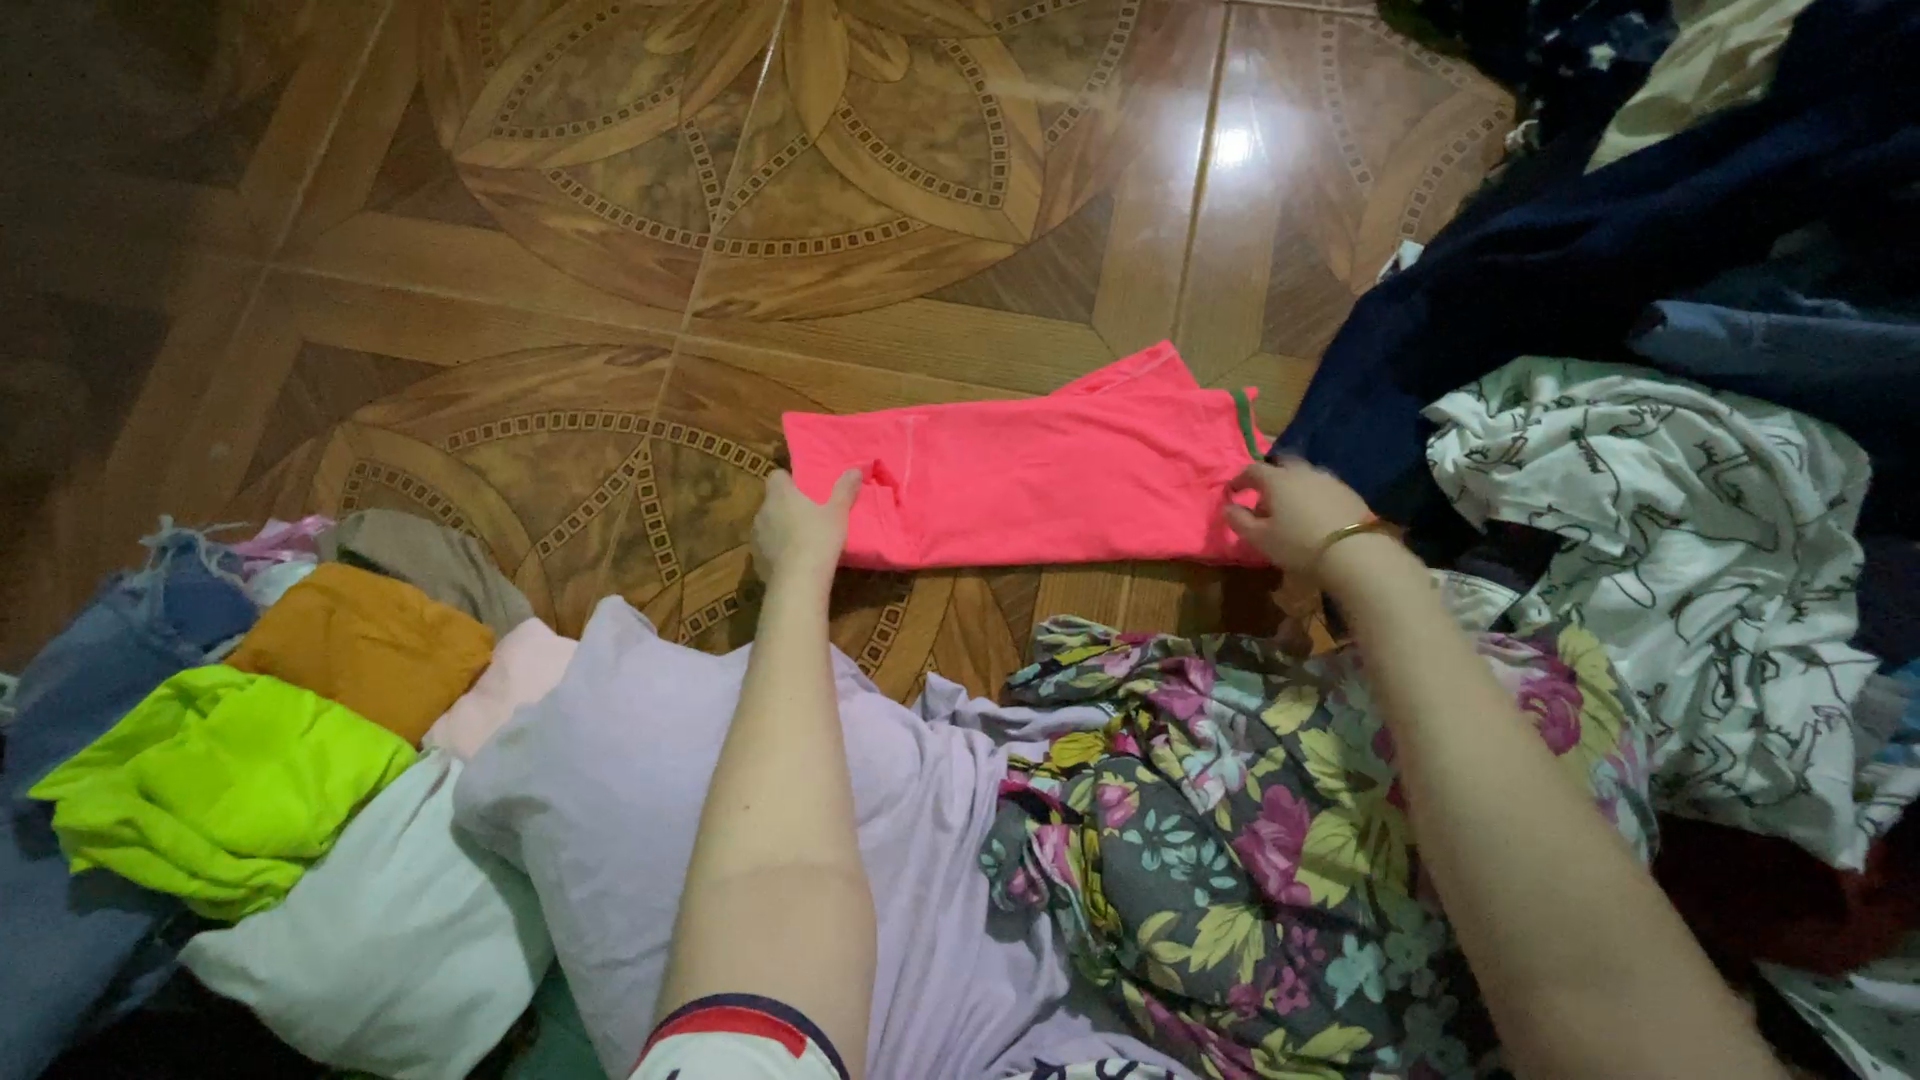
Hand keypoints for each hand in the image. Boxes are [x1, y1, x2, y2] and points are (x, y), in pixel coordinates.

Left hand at [752, 468, 861, 582]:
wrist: (798, 580)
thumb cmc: (819, 538)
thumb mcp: (838, 513)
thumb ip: (845, 490)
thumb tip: (855, 470)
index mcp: (780, 494)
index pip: (776, 476)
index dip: (788, 481)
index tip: (802, 490)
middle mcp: (763, 511)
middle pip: (771, 502)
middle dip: (785, 507)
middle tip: (806, 516)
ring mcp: (756, 536)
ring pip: (767, 525)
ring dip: (779, 529)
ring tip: (799, 541)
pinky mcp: (755, 559)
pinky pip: (765, 548)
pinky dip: (776, 551)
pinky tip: (792, 562)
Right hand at [1223, 458, 1375, 572]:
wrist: (1354, 551)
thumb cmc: (1297, 543)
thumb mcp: (1259, 538)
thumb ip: (1239, 521)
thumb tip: (1228, 507)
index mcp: (1277, 480)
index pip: (1252, 470)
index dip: (1240, 480)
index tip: (1234, 492)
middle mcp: (1303, 472)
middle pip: (1281, 466)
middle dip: (1269, 479)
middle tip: (1264, 498)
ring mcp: (1329, 480)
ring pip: (1304, 476)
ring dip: (1293, 487)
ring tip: (1290, 509)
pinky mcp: (1348, 492)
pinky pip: (1322, 488)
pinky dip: (1312, 496)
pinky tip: (1314, 515)